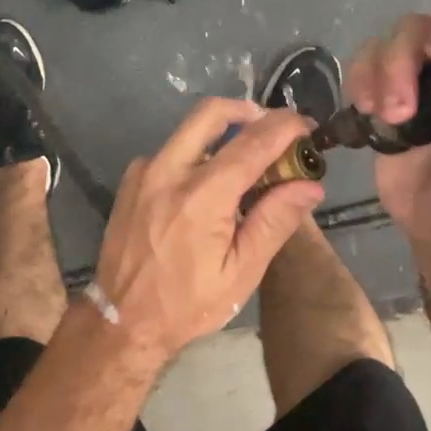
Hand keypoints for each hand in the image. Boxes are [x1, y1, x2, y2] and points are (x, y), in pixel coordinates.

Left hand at [92, 99, 323, 359]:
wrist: (121, 319)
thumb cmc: (187, 303)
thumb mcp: (241, 272)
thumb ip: (275, 221)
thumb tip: (310, 185)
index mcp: (202, 195)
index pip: (253, 142)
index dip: (285, 127)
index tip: (307, 126)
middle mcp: (169, 170)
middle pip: (212, 112)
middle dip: (249, 111)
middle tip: (274, 129)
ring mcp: (145, 170)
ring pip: (189, 129)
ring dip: (222, 133)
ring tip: (248, 162)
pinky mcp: (132, 179)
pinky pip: (171, 151)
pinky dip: (197, 155)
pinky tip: (210, 186)